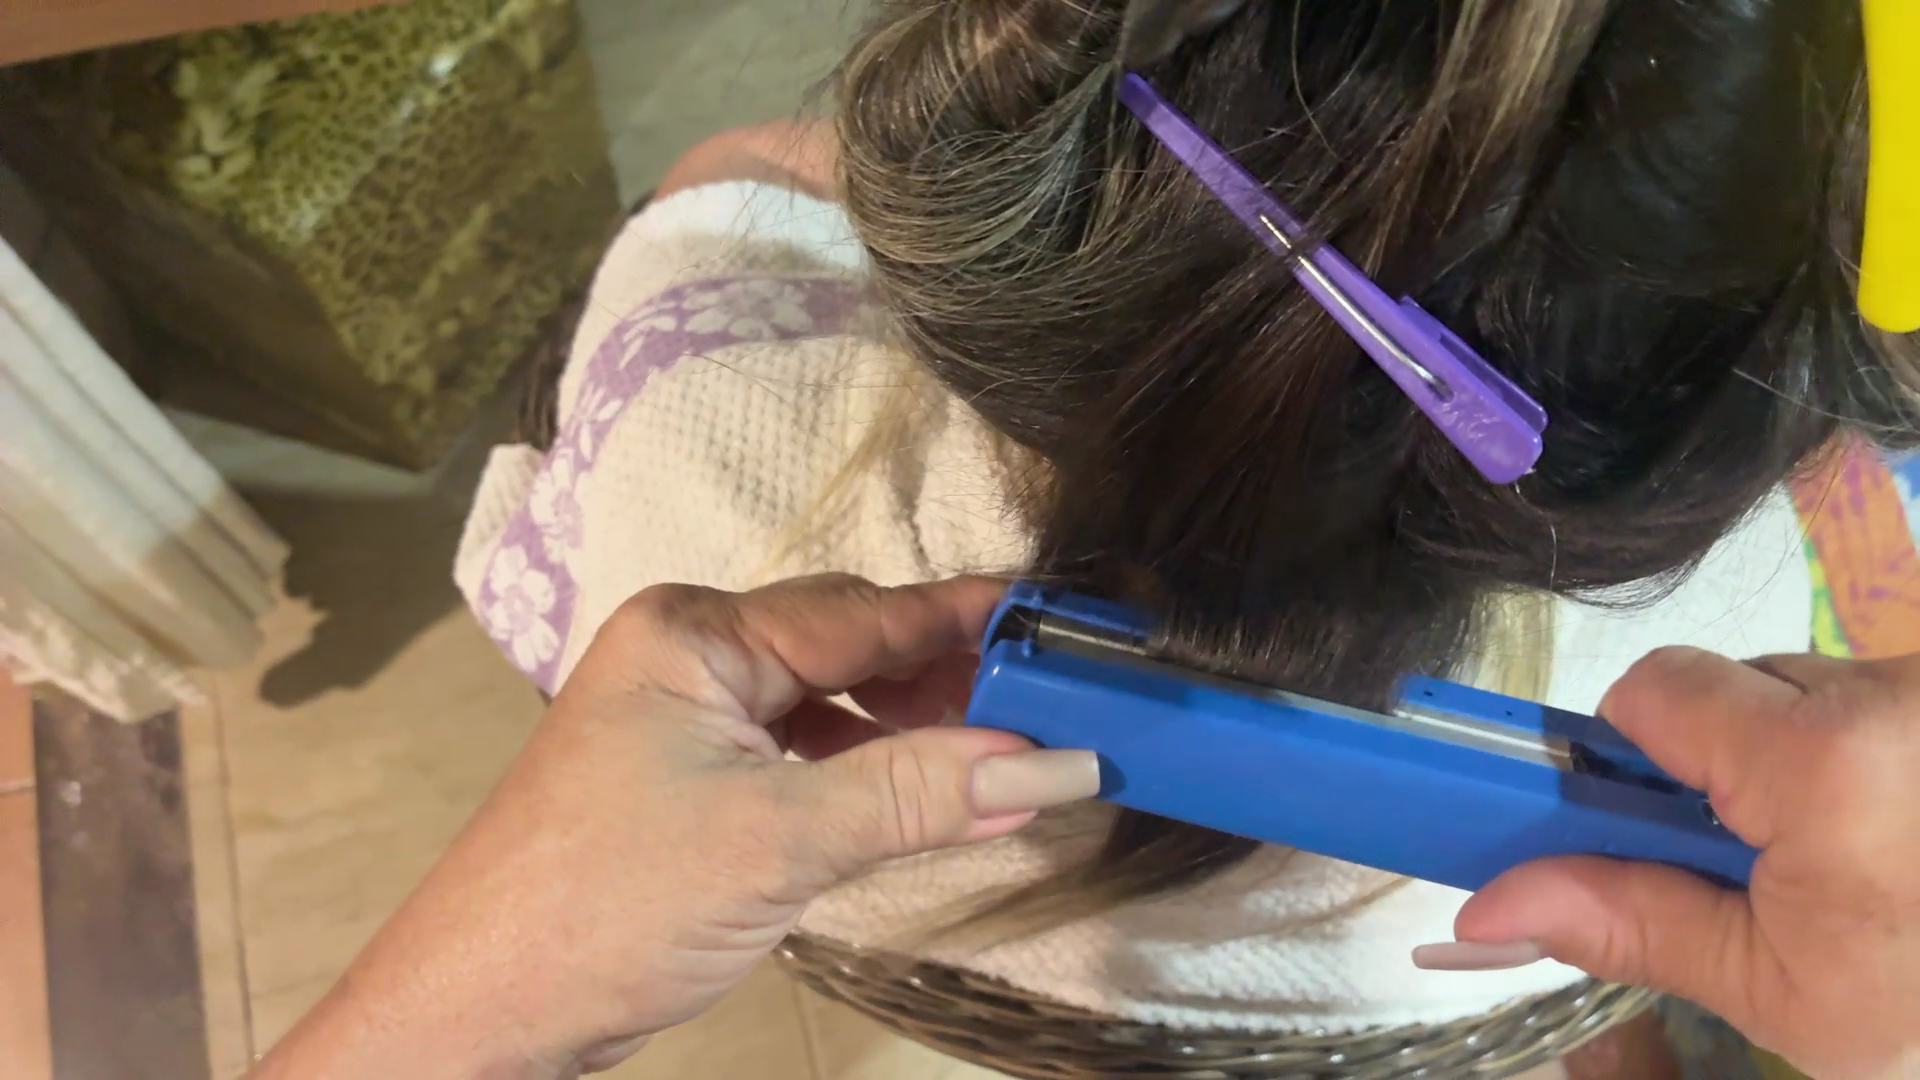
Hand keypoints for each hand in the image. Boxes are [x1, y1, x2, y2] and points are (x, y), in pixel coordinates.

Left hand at [251, 574, 1100, 1079]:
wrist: (473, 1027)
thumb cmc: (613, 909)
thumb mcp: (780, 841)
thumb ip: (921, 794)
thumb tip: (1058, 764)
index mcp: (698, 631)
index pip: (859, 613)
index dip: (957, 616)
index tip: (1045, 614)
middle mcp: (697, 646)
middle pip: (846, 641)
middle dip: (937, 670)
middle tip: (1031, 694)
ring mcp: (696, 702)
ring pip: (831, 689)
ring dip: (907, 715)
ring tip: (988, 738)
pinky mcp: (702, 757)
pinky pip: (806, 734)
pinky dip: (867, 754)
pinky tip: (917, 775)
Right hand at [1444, 648, 1919, 1079]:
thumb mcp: (1795, 1000)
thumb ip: (1627, 925)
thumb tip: (1481, 913)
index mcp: (1832, 758)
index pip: (1656, 686)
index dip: (1643, 749)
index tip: (1678, 814)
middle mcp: (1910, 692)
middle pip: (1743, 682)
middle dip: (1735, 758)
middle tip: (1785, 851)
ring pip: (1830, 692)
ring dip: (1822, 762)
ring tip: (1886, 850)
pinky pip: (1904, 703)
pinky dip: (1896, 759)